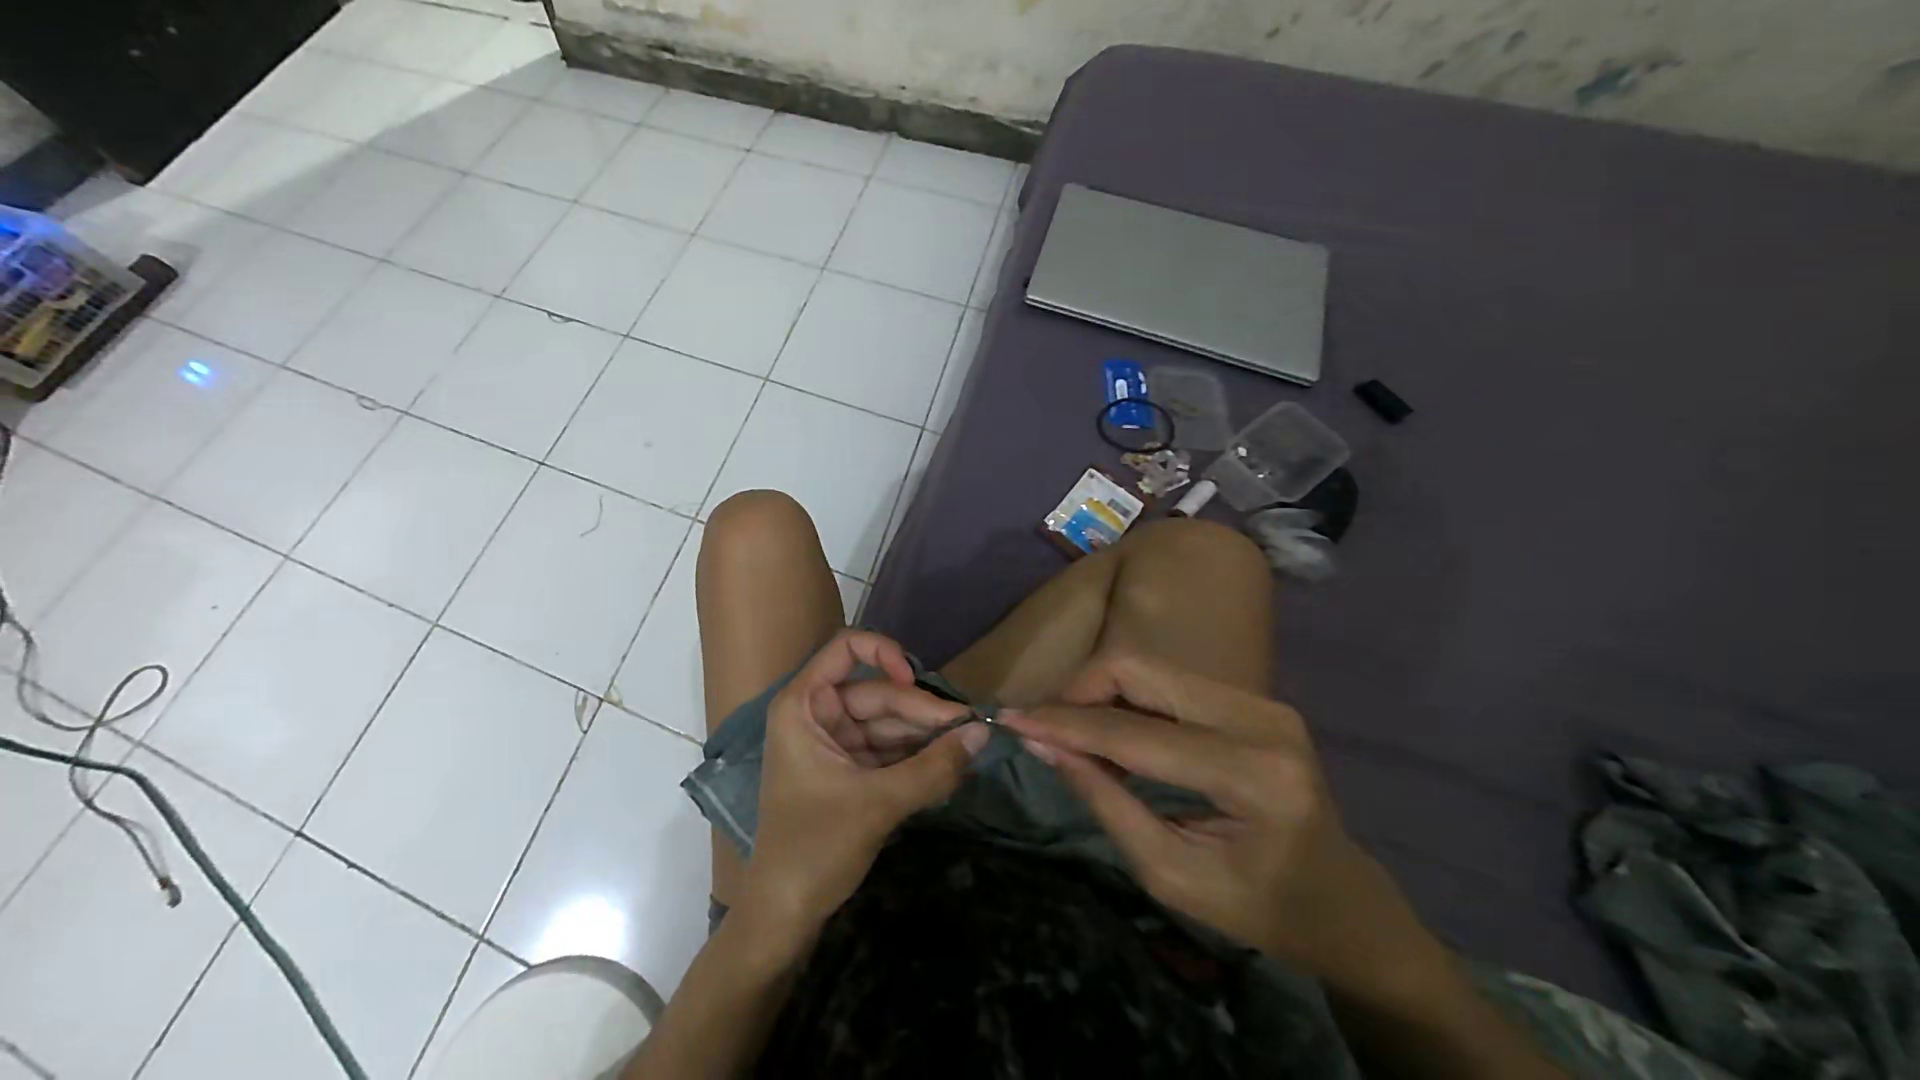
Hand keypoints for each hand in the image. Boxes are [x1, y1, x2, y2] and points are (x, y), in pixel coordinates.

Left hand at [745, 630, 988, 930]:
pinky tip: (948, 766)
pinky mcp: (848, 771)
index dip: (885, 653)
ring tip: (966, 749)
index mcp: (803, 707)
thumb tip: (984, 731)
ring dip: (924, 736)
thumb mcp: (879, 803)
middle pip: (878, 693)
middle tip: (970, 729)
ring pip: (888, 722)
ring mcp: (834, 744)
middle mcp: (817, 716)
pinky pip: (888, 749)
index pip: (846, 649)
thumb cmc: (816, 847)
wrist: (785, 914)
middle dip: (921, 712)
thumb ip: (934, 767)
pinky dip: (916, 756)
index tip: (916, 680)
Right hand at [1000, 653, 1418, 986]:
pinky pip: (1170, 681)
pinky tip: (1113, 733)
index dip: (1065, 722)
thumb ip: (1106, 802)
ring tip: (1075, 736)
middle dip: (1080, 692)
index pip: (1135, 732)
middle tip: (1045, 729)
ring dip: (1101, 694)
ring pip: (1151, 667)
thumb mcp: (1171, 875)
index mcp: (1253, 775)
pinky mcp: (1255, 698)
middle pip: (1141, 669)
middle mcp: (1262, 718)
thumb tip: (1044, 745)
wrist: (1344, 904)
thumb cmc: (1261, 909)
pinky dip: (1129, 700)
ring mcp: (1263, 700)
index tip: (1010, 720)